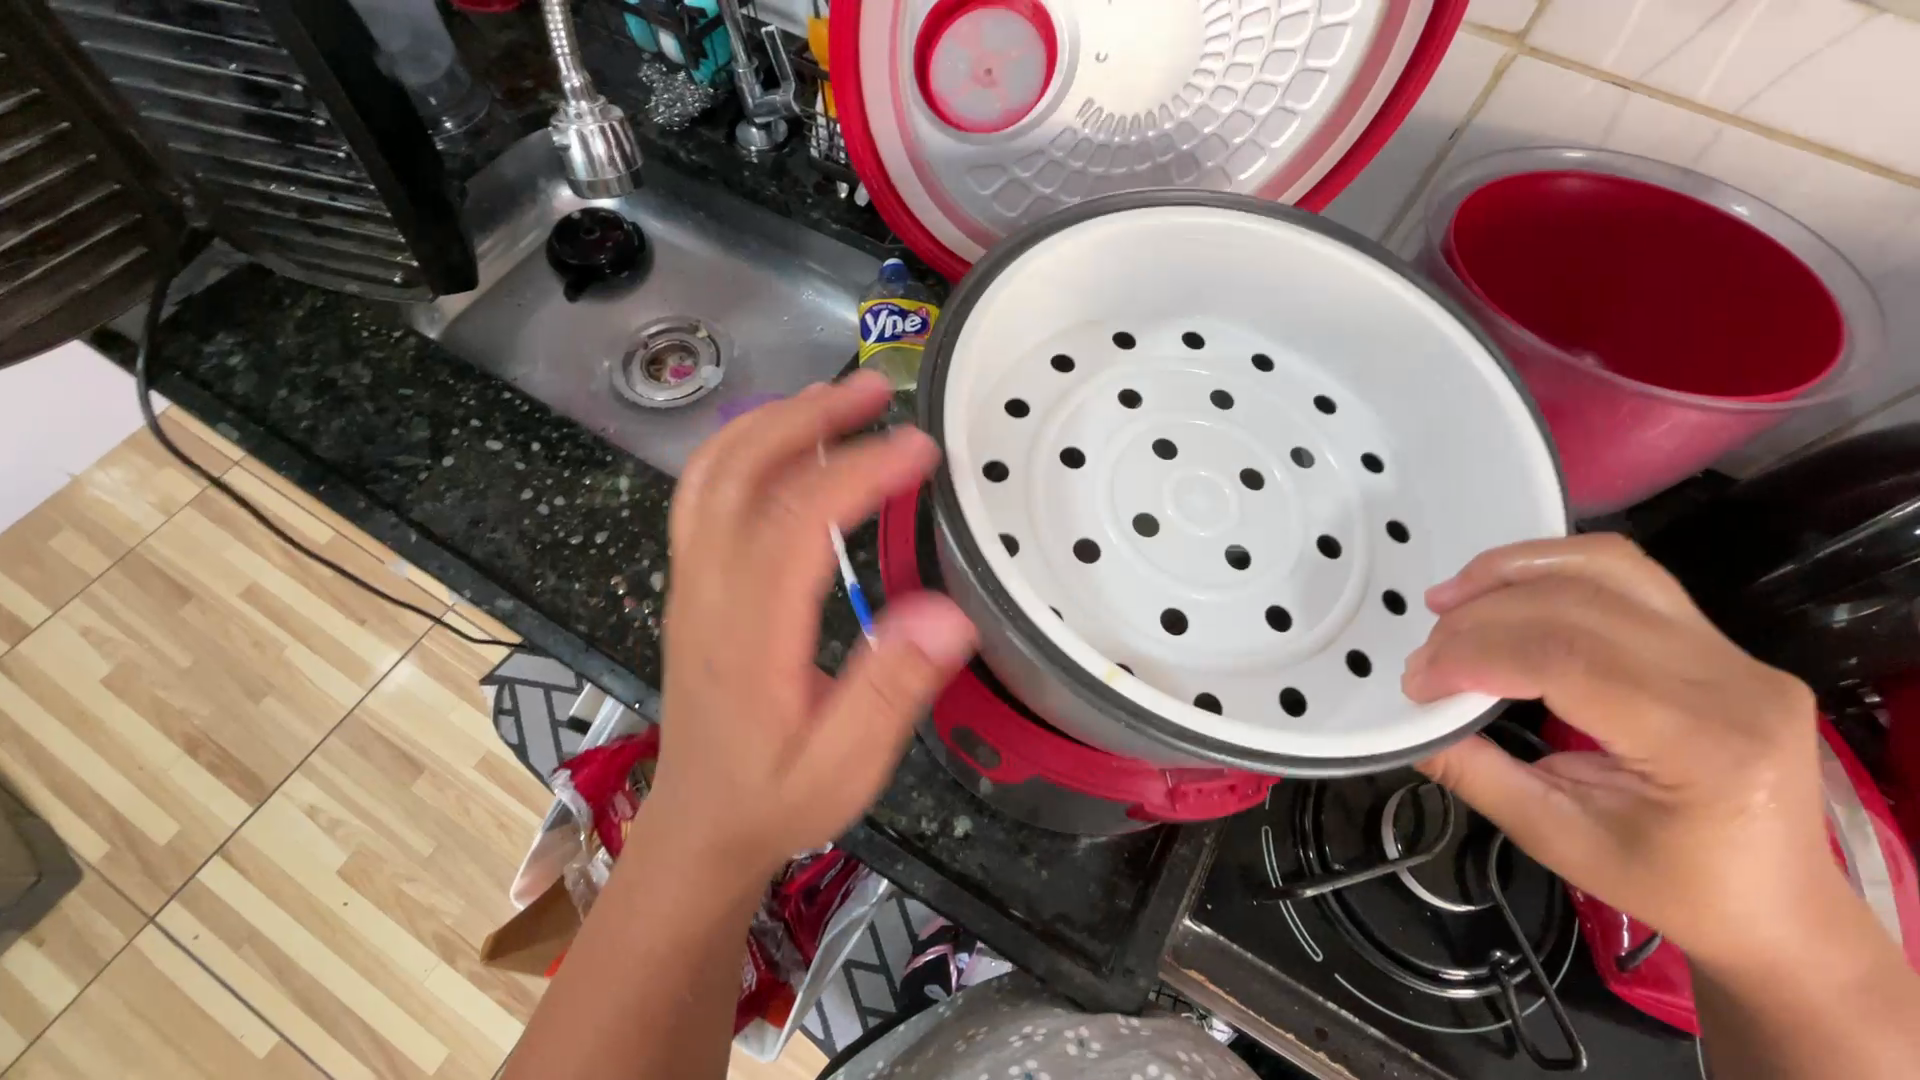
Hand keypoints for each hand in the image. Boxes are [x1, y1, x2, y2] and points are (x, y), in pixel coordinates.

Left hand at [649, 372, 976, 873]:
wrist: (699, 826)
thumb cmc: (775, 798)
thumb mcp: (843, 766)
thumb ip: (891, 691)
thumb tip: (948, 614)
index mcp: (750, 631)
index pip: (798, 520)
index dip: (860, 470)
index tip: (921, 447)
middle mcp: (709, 590)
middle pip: (741, 471)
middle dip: (808, 417)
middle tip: (875, 389)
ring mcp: (692, 582)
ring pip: (712, 474)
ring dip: (772, 421)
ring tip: (835, 398)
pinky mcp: (692, 586)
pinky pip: (704, 495)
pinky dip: (743, 448)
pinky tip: (785, 443)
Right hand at [1403, 534, 1838, 971]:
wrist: (1777, 904)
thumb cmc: (1672, 885)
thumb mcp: (1557, 839)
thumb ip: (1477, 774)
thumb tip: (1409, 726)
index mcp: (1704, 743)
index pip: (1566, 658)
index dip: (1475, 655)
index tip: (1418, 683)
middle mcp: (1733, 680)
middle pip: (1577, 604)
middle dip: (1479, 621)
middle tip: (1425, 661)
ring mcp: (1733, 652)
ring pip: (1606, 567)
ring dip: (1509, 573)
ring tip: (1447, 602)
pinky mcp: (1717, 641)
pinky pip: (1625, 577)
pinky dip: (1548, 570)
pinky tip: (1501, 590)